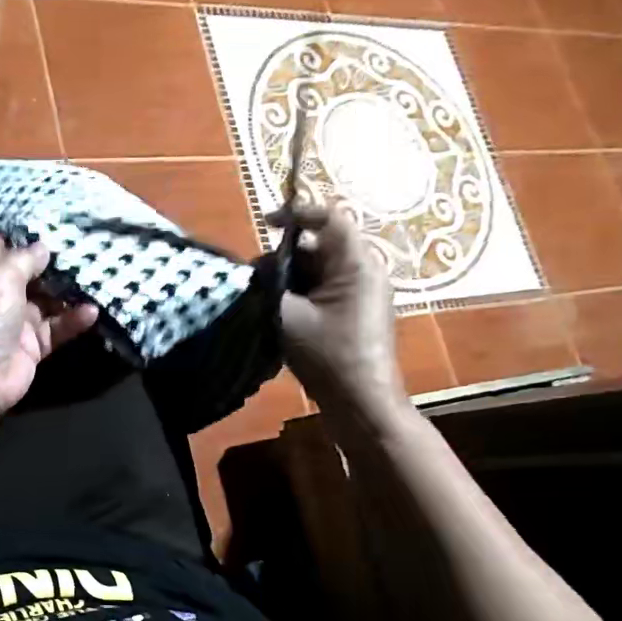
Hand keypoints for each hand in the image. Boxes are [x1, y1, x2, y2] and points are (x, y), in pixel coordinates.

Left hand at [0, 235, 99, 419]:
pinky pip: (56, 329)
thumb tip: (43, 247)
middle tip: (86, 252)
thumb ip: (25, 258)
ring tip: (97, 279)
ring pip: (46, 301)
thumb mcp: (0, 275)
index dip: (23, 238)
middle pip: (28, 273)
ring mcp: (13, 322)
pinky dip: (73, 320)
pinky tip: (92, 312)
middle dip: (54, 264)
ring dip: (68, 293)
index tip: (53, 230)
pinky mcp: (30, 347)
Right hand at [274, 204, 406, 417]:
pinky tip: (281, 317)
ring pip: (319, 271)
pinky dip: (302, 296)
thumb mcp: (288, 318)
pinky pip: (325, 291)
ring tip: (266, 303)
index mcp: (357, 264)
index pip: (328, 218)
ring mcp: (363, 295)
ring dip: (290, 280)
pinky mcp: (356, 315)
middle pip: (320, 246)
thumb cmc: (329, 358)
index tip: (265, 223)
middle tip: (258, 280)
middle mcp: (365, 272)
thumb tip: (256, 270)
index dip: (296, 214)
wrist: (363, 406)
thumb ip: (268, 286)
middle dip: (285, 257)